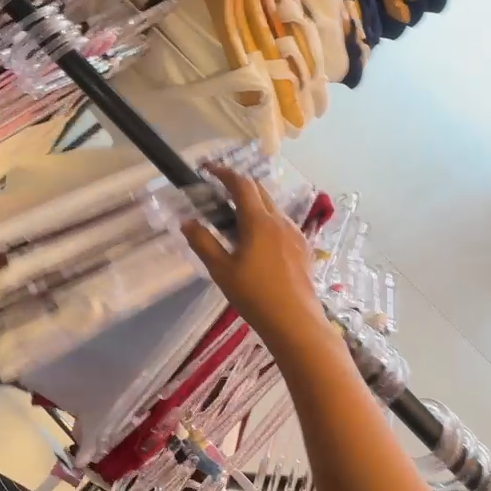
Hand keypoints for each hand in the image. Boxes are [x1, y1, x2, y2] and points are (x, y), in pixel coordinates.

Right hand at [180, 165, 331, 350]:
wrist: (294, 321)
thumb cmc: (253, 295)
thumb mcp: (220, 269)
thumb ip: (203, 242)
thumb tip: (187, 222)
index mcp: (259, 222)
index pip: (241, 185)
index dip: (224, 172)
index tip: (207, 169)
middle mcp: (280, 221)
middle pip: (259, 191)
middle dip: (238, 185)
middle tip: (217, 192)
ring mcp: (295, 233)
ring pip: (272, 207)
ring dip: (252, 203)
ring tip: (233, 219)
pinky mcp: (302, 247)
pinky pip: (281, 223)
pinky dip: (264, 220)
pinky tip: (255, 240)